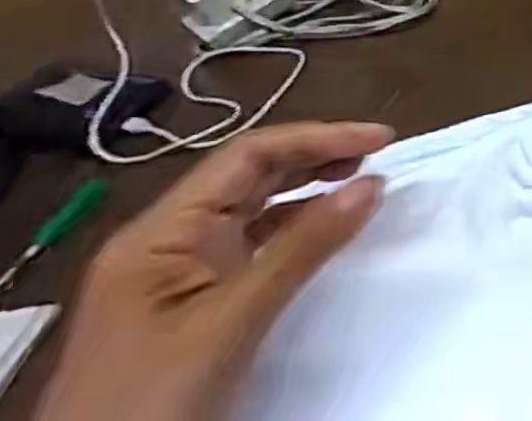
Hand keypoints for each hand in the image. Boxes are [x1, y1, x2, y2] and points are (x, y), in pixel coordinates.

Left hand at [36, 123, 393, 420]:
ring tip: (364, 179)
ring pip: (255, 205)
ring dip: (311, 185)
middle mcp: (167, 240)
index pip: (247, 156)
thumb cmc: (151, 402)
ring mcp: (179, 271)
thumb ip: (304, 247)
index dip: (318, 138)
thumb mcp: (232, 322)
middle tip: (380, 154)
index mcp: (158, 234)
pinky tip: (330, 224)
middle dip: (317, 155)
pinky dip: (299, 224)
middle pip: (251, 174)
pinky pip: (256, 241)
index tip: (381, 140)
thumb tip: (374, 185)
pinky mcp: (196, 299)